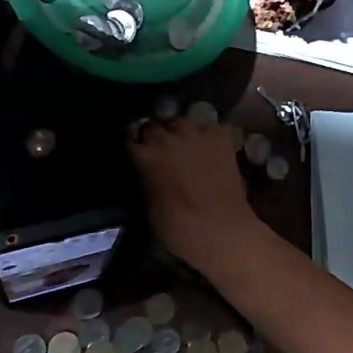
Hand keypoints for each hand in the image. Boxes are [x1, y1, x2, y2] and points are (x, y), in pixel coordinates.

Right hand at [129, 118, 265, 270]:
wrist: (221, 230)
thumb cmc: (179, 228)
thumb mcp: (149, 207)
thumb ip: (145, 181)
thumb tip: (146, 174)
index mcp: (146, 156)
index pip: (130, 141)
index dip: (132, 149)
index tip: (134, 156)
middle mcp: (169, 139)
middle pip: (154, 128)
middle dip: (153, 138)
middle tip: (157, 151)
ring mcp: (198, 135)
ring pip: (181, 122)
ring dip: (178, 132)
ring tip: (182, 143)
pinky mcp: (222, 139)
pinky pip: (211, 126)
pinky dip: (207, 135)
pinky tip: (208, 146)